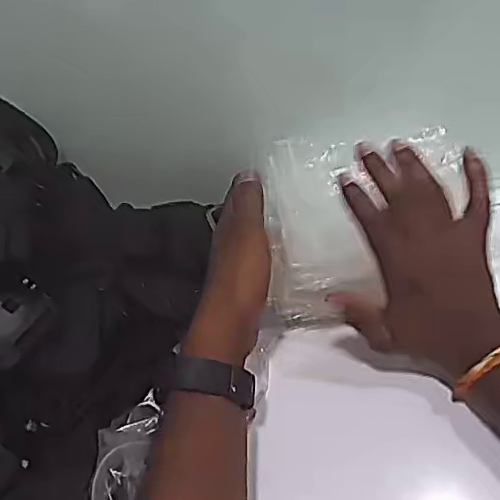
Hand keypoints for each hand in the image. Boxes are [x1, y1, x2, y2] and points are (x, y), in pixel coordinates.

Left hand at [184, 172, 269, 363]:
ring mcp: (233, 268)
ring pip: (244, 240)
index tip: (256, 175)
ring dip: (255, 230)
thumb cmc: (240, 279)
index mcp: (228, 230)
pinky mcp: (243, 287)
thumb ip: (248, 205)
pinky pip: (253, 262)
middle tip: (265, 195)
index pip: (235, 200)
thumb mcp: (248, 233)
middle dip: (249, 206)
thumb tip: (246, 174)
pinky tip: (271, 256)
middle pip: (237, 220)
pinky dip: (261, 253)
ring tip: (272, 222)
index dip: (245, 187)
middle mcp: (226, 246)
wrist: (232, 325)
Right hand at [334, 142, 499, 379]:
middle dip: (380, 170)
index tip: (345, 179)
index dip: (356, 197)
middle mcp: (423, 241)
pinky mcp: (475, 237)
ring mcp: (452, 235)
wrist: (475, 344)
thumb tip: (332, 297)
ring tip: (400, 147)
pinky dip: (476, 176)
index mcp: (398, 261)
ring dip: (414, 166)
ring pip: (431, 191)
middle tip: (365, 149)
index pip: (372, 219)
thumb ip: (357, 313)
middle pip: (398, 196)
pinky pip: (478, 200)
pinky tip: (469, 155)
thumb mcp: (384, 333)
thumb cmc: (430, 338)